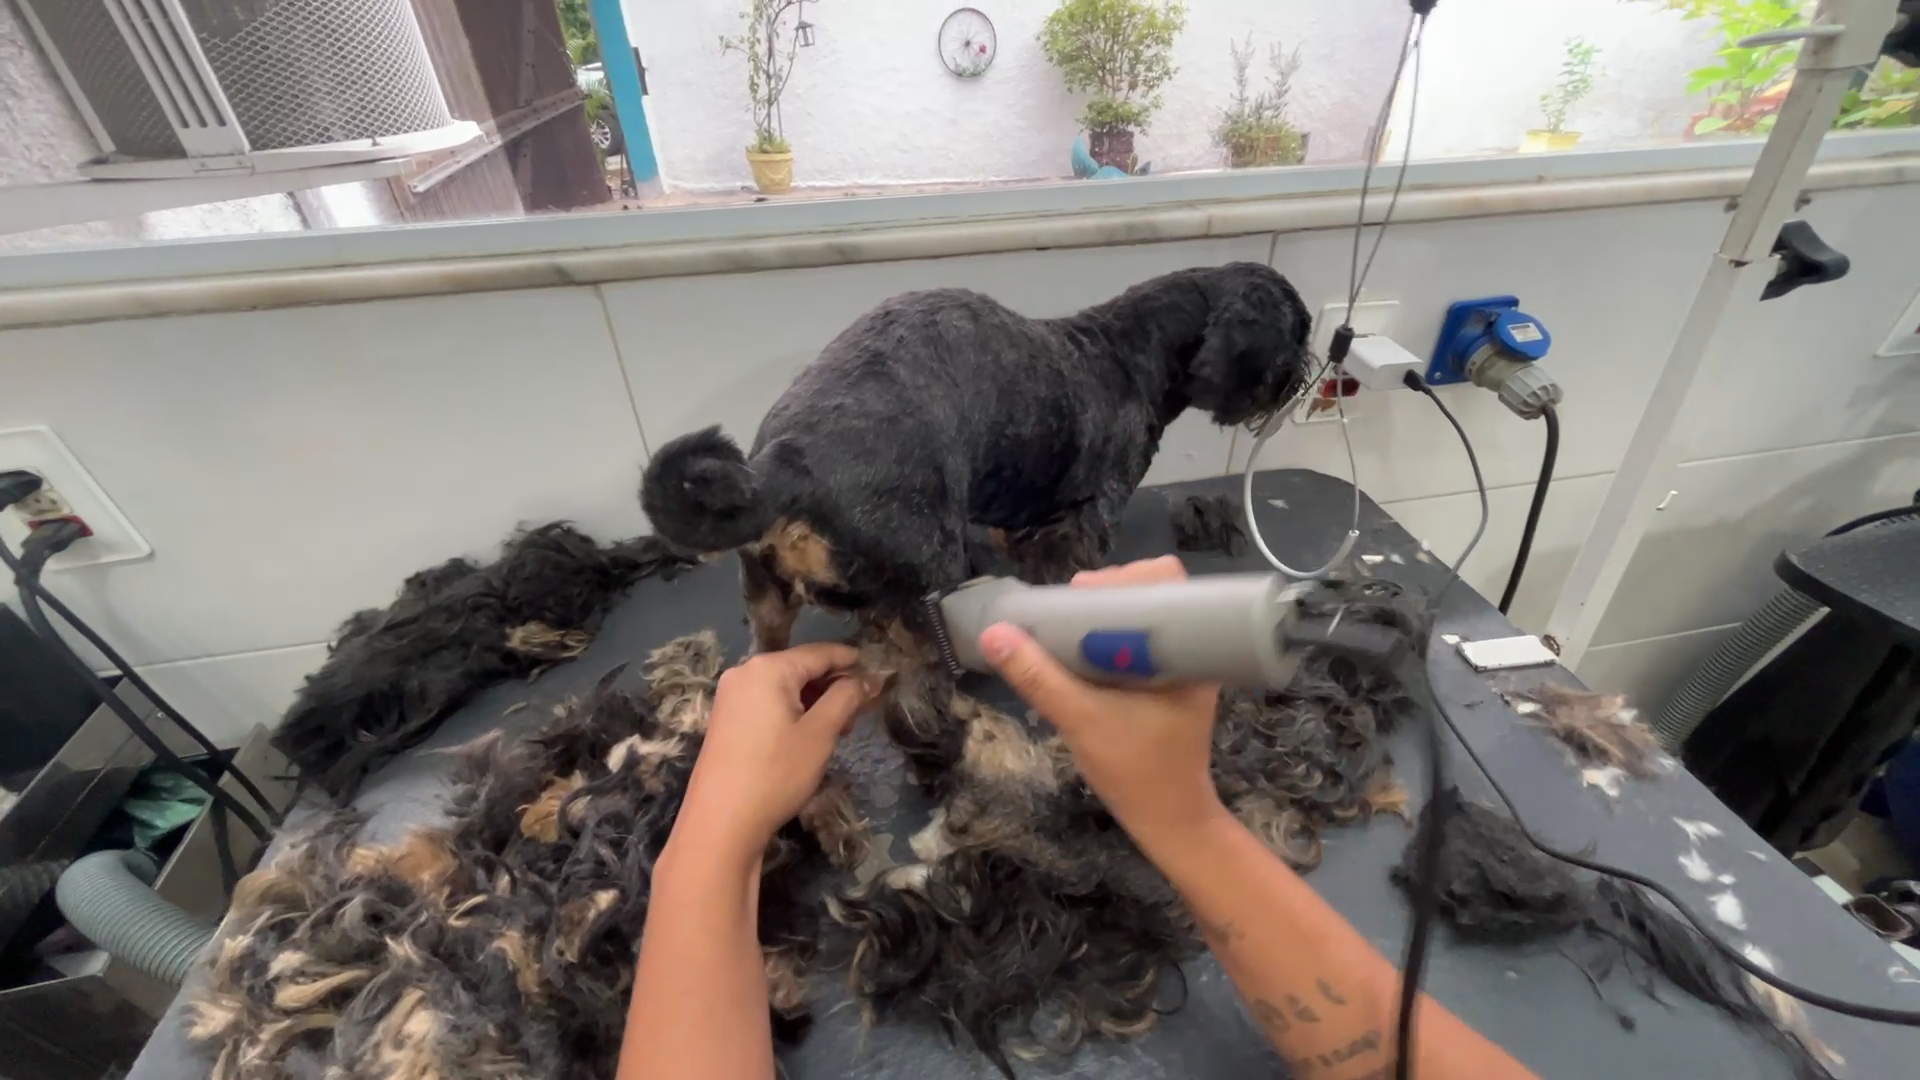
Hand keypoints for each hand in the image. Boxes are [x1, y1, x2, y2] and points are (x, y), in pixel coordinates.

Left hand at [674, 643, 877, 860]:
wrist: (719, 825)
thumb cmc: (776, 772)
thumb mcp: (820, 733)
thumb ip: (847, 697)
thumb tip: (870, 677)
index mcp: (768, 668)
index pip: (820, 652)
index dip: (852, 661)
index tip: (878, 674)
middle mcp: (745, 672)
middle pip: (801, 668)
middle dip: (833, 685)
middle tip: (861, 711)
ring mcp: (731, 697)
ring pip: (785, 687)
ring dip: (815, 701)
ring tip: (840, 728)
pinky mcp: (726, 720)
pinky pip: (768, 703)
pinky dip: (793, 712)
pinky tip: (809, 735)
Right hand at [979, 556, 1225, 842]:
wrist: (1169, 821)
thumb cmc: (1137, 771)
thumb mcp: (1081, 720)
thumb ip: (1037, 678)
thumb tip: (994, 634)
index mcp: (1186, 649)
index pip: (1166, 578)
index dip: (1123, 575)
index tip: (1082, 595)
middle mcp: (1188, 648)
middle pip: (1150, 590)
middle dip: (1105, 593)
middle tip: (1068, 612)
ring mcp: (1179, 664)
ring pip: (1139, 615)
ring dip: (1103, 615)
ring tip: (1069, 629)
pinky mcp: (1165, 680)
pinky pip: (1136, 639)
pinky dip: (1107, 636)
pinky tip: (1080, 650)